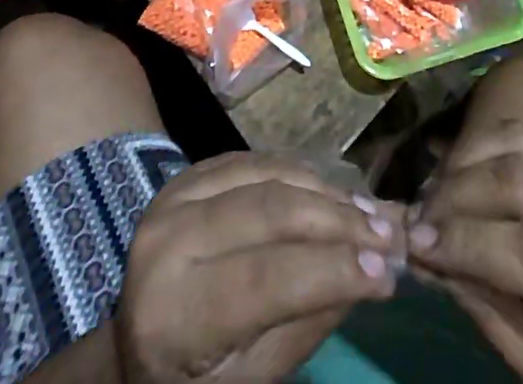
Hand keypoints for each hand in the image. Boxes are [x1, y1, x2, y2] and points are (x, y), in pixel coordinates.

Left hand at [116, 152, 400, 382]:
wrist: (134, 338)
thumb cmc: (197, 373)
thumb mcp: (251, 376)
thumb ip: (310, 319)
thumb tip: (377, 265)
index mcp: (172, 313)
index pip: (266, 278)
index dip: (333, 269)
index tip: (388, 271)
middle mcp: (165, 241)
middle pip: (270, 210)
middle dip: (339, 220)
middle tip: (388, 234)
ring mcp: (173, 197)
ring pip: (268, 174)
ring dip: (327, 191)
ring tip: (369, 212)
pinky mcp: (187, 175)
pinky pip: (256, 160)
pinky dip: (300, 174)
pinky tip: (330, 193)